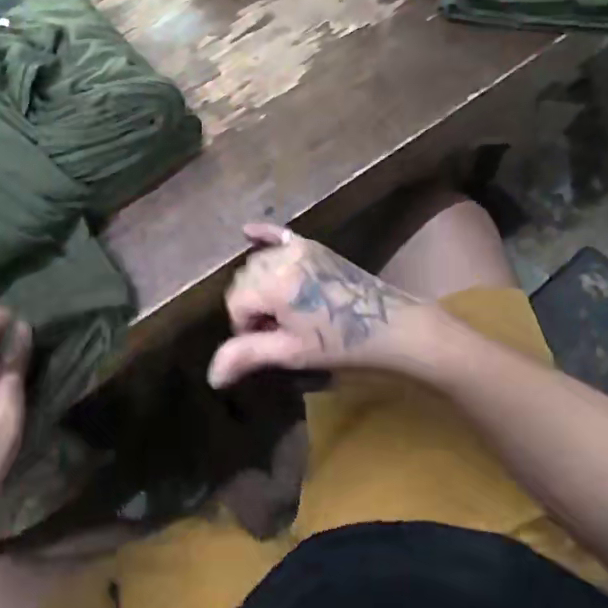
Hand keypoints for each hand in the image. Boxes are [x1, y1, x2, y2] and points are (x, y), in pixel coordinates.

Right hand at [207, 224, 460, 387]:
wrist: (396, 328)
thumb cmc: (343, 344)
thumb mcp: (292, 353)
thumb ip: (247, 356)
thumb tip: (212, 376)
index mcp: (273, 284)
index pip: (235, 302)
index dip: (245, 327)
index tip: (267, 343)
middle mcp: (281, 258)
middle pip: (244, 280)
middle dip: (251, 305)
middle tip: (276, 331)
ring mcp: (299, 249)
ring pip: (258, 262)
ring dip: (258, 283)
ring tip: (282, 311)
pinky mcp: (314, 247)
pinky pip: (279, 234)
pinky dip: (263, 235)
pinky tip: (247, 230)